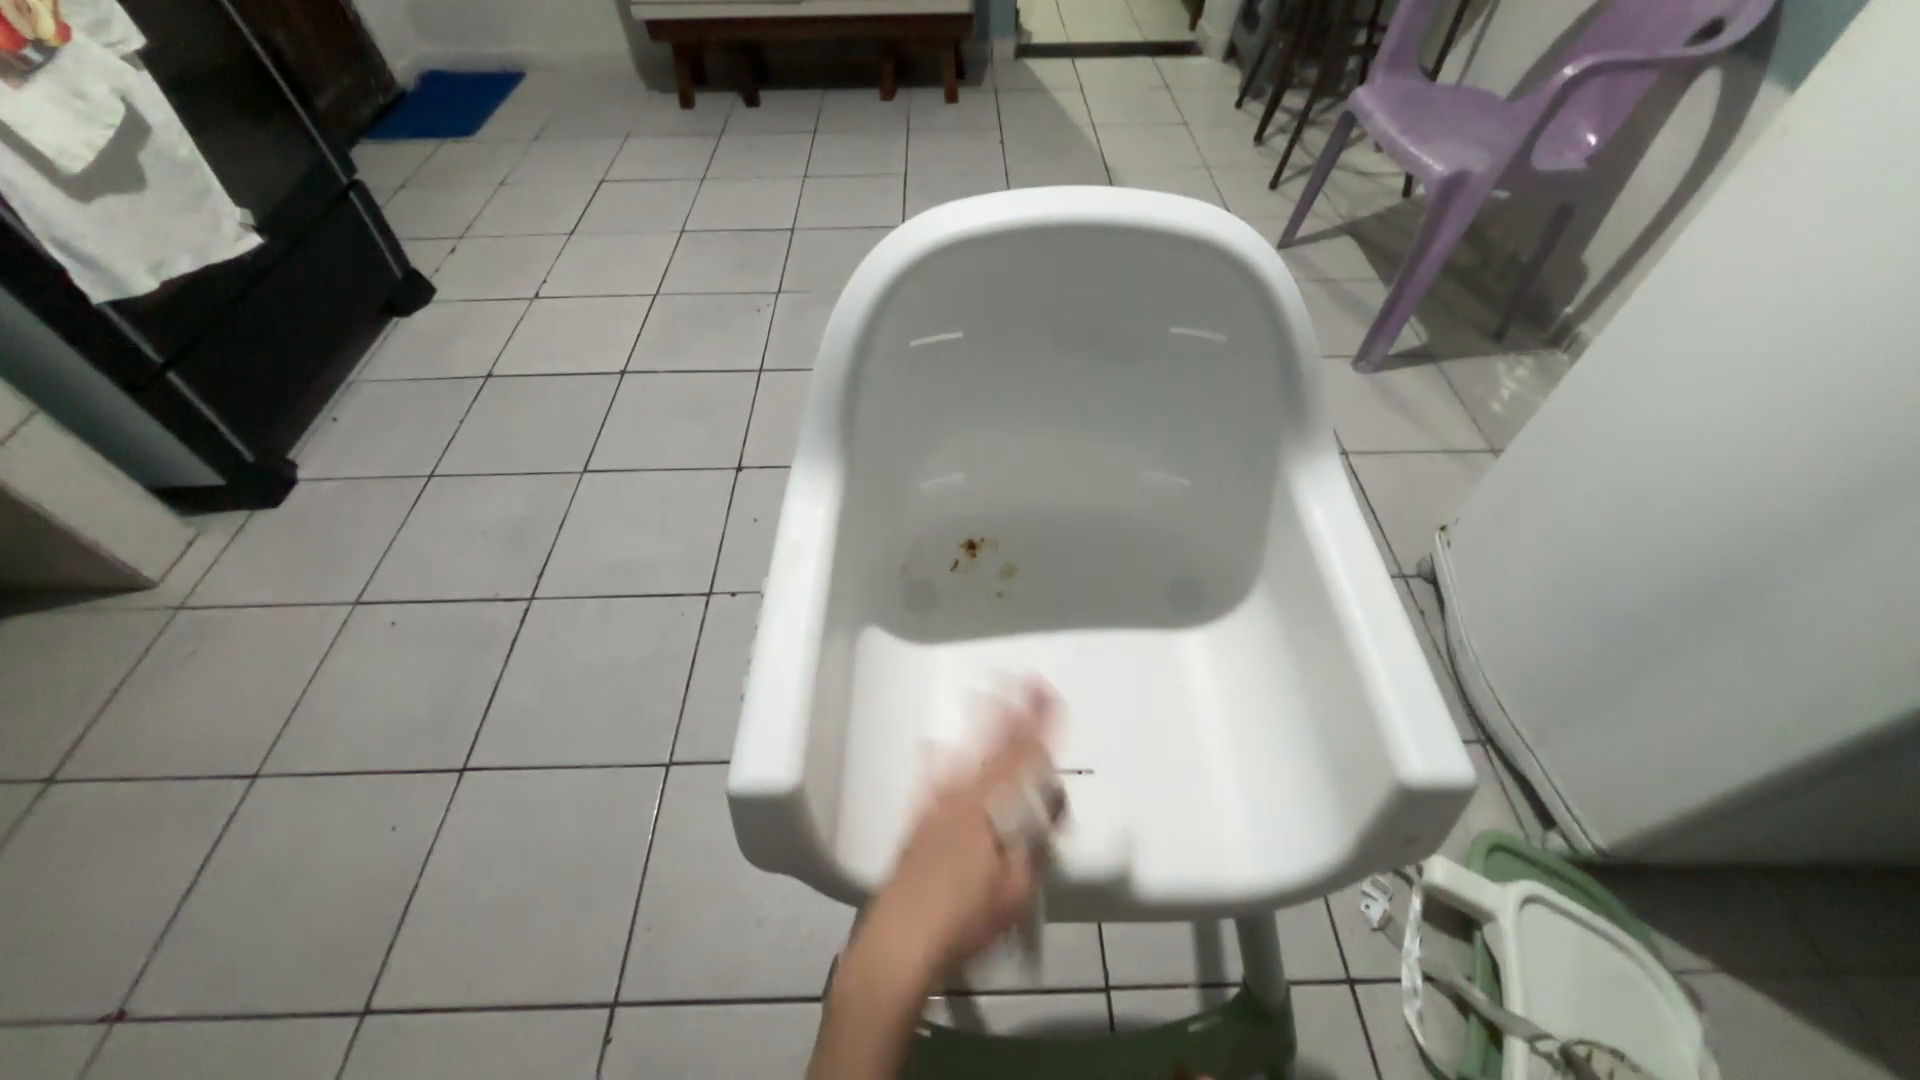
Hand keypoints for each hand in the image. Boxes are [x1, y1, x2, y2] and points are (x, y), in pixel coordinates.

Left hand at [857, 679, 1062, 986]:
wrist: (902, 939)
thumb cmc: (966, 919)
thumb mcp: (1017, 891)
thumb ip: (1032, 848)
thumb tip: (1046, 816)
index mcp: (994, 812)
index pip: (1025, 760)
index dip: (1041, 727)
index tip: (1050, 698)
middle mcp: (964, 798)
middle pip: (996, 746)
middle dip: (1014, 711)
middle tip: (1027, 682)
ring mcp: (937, 807)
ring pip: (965, 753)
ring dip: (980, 721)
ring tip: (987, 692)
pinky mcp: (918, 823)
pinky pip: (929, 779)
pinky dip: (934, 760)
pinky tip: (930, 746)